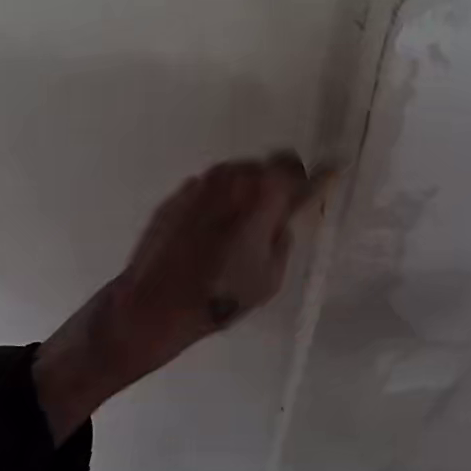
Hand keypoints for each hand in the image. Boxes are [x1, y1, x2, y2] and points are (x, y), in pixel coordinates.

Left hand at [34, 152, 324, 441]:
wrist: (155, 303)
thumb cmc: (219, 296)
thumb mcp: (270, 276)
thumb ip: (282, 237)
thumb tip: (280, 220)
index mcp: (261, 193)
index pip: (294, 167)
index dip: (307, 178)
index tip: (316, 185)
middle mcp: (229, 178)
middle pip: (262, 168)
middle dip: (271, 188)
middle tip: (271, 219)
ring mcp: (197, 184)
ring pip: (232, 178)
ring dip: (241, 195)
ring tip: (236, 232)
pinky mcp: (174, 196)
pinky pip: (207, 192)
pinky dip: (215, 205)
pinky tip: (208, 237)